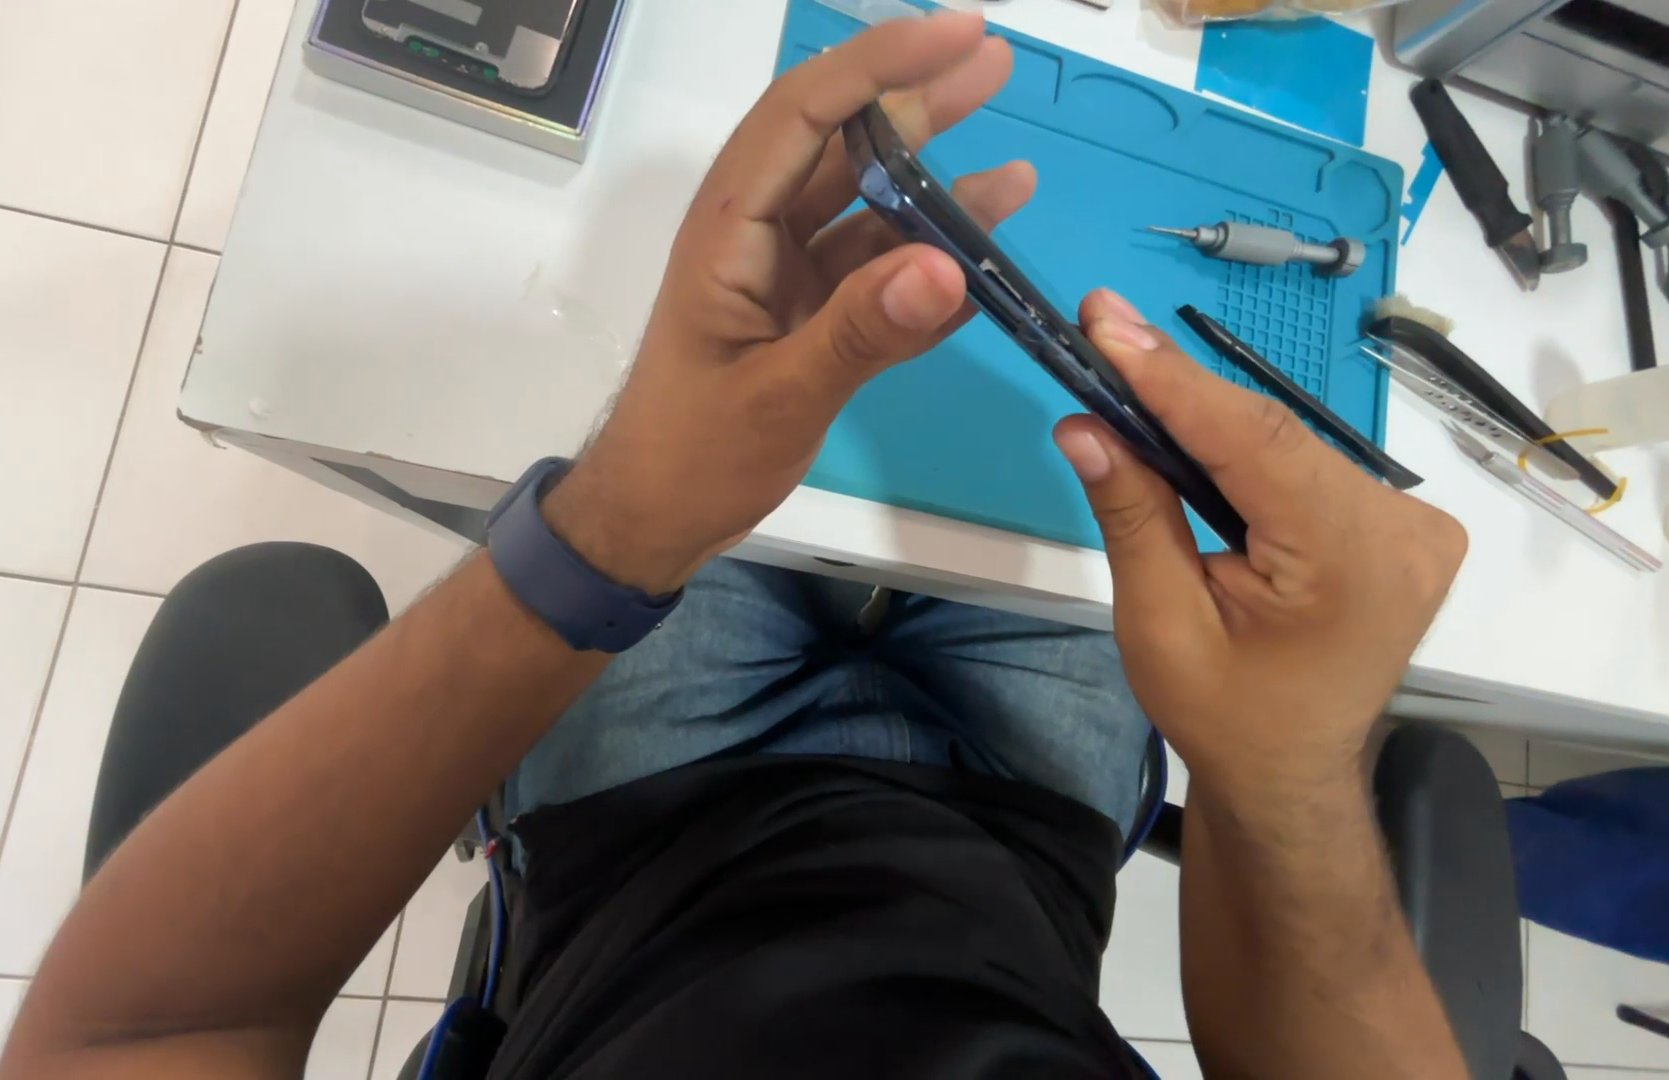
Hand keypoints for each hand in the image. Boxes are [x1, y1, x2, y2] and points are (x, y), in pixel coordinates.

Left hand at [541, 13, 1035, 592]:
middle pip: (840, 152)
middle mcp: (758, 243)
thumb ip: (858, 334)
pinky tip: (977, 266)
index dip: (877, 66)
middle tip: (994, 68)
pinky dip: (921, 275)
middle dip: (915, 106)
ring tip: (1012, 178)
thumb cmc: (691, 459)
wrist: (656, 516)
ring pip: (864, 218)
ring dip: (932, 196)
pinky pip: (871, 285)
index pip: (801, 117)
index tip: (957, 35)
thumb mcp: (776, 397)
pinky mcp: (805, 327)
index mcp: (729, 236)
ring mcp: (784, 286)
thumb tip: (947, 267)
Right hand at [1054, 290, 1467, 799]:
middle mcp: (1402, 526)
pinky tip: (1177, 427)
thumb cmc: (1218, 712)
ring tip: (1123, 368)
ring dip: (1197, 413)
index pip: (1250, 441)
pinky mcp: (1389, 525)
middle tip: (1102, 327)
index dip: (1171, 378)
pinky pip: (1294, 465)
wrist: (1285, 772)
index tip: (1107, 321)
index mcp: (1352, 562)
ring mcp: (1407, 523)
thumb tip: (1083, 427)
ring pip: (1279, 443)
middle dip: (1175, 386)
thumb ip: (1132, 516)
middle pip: (1267, 434)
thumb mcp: (1159, 621)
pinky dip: (1228, 446)